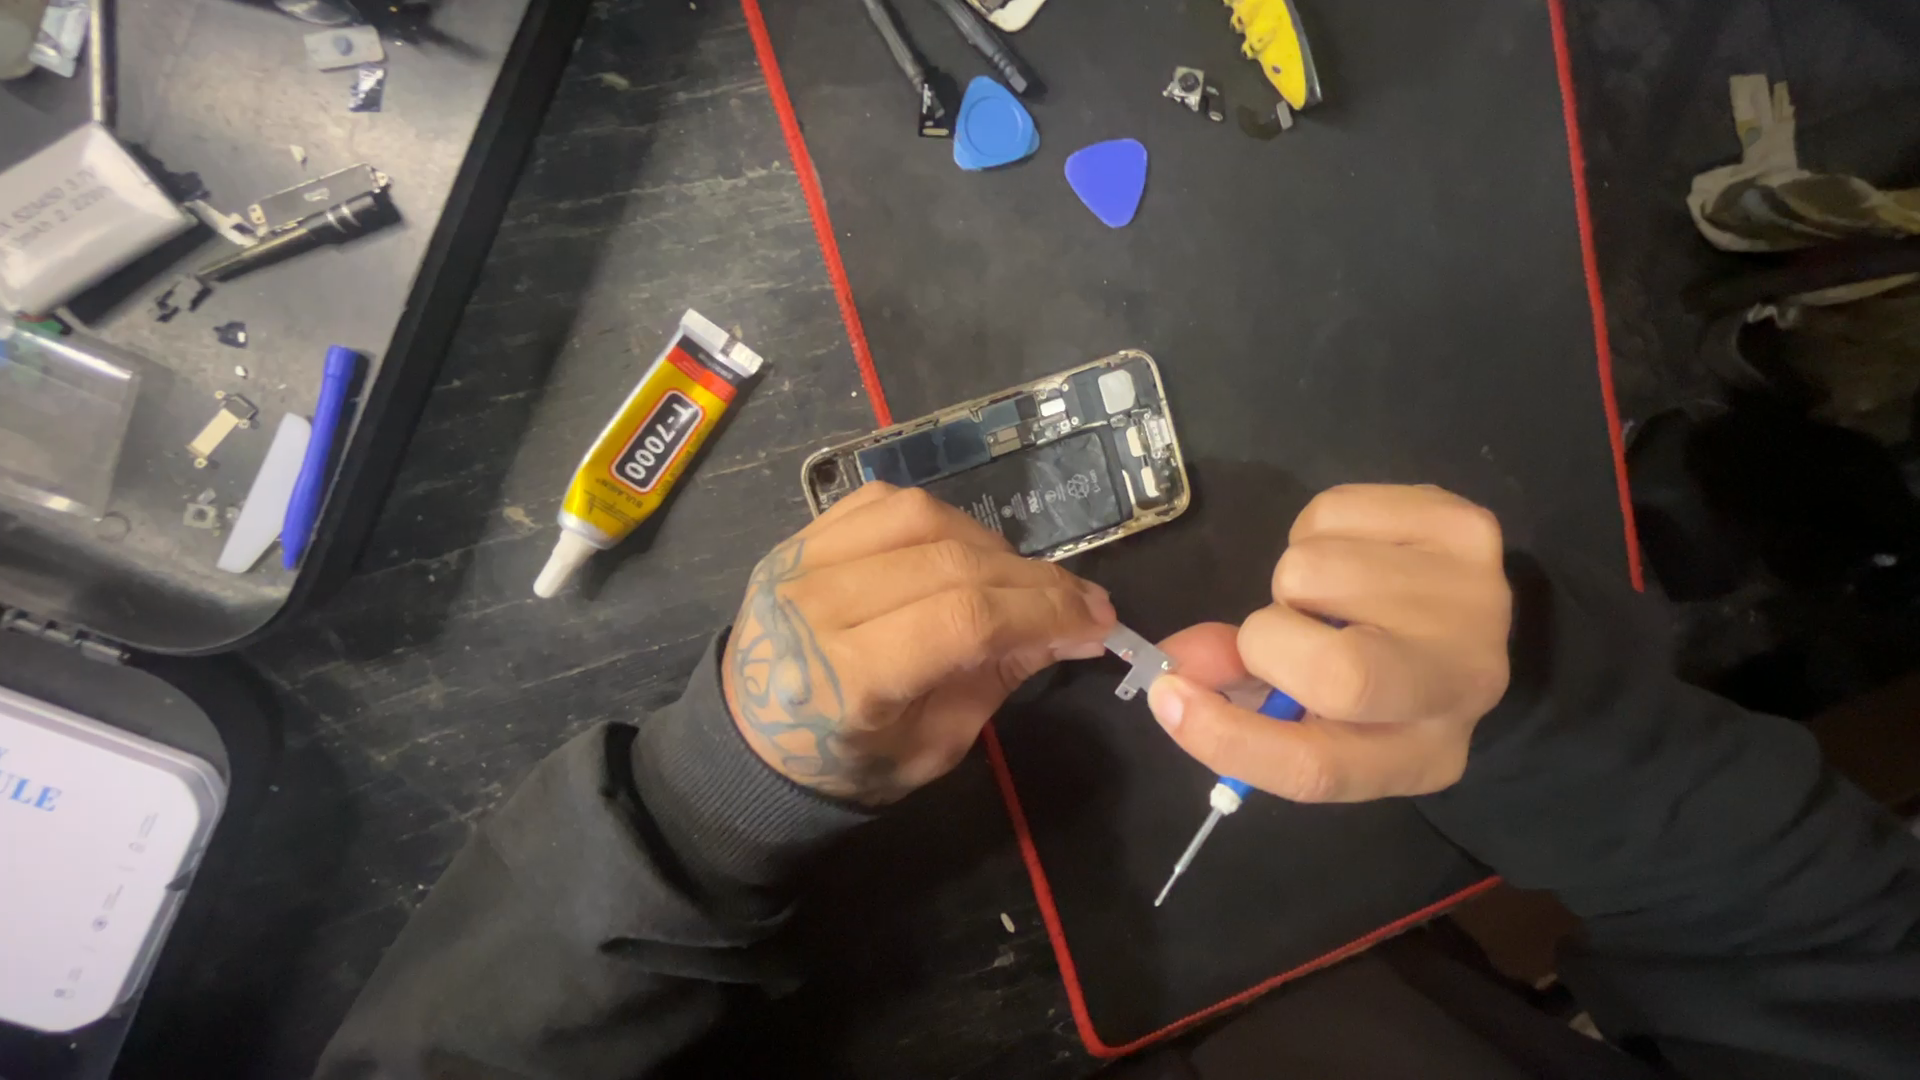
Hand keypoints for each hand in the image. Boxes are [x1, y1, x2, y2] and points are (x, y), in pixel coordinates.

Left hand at [724, 483, 1115, 804]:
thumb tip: (1073, 627)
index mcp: (847, 675)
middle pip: (949, 562)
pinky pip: (884, 502)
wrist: (751, 742)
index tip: (1097, 621)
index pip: (963, 618)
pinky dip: (940, 520)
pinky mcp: (799, 538)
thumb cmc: (847, 762)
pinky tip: (965, 550)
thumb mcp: (934, 743)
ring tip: (1019, 580)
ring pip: (919, 516)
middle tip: (1081, 601)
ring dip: (989, 543)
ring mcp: (801, 560)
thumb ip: (999, 677)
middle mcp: (818, 603)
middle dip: (1033, 580)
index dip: (1043, 611)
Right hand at [1147, 484, 1511, 801]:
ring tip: (1330, 593)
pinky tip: (1355, 552)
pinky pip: (1332, 512)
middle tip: (1284, 629)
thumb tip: (1171, 664)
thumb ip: (1233, 687)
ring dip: (1294, 580)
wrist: (1465, 613)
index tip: (1167, 696)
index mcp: (1413, 755)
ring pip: (1315, 571)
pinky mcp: (1468, 525)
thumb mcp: (1304, 701)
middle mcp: (1462, 685)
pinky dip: (1316, 528)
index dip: (1228, 737)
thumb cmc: (1372, 669)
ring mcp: (1475, 599)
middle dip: (1269, 638)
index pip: (1316, 768)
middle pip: (1339, 674)